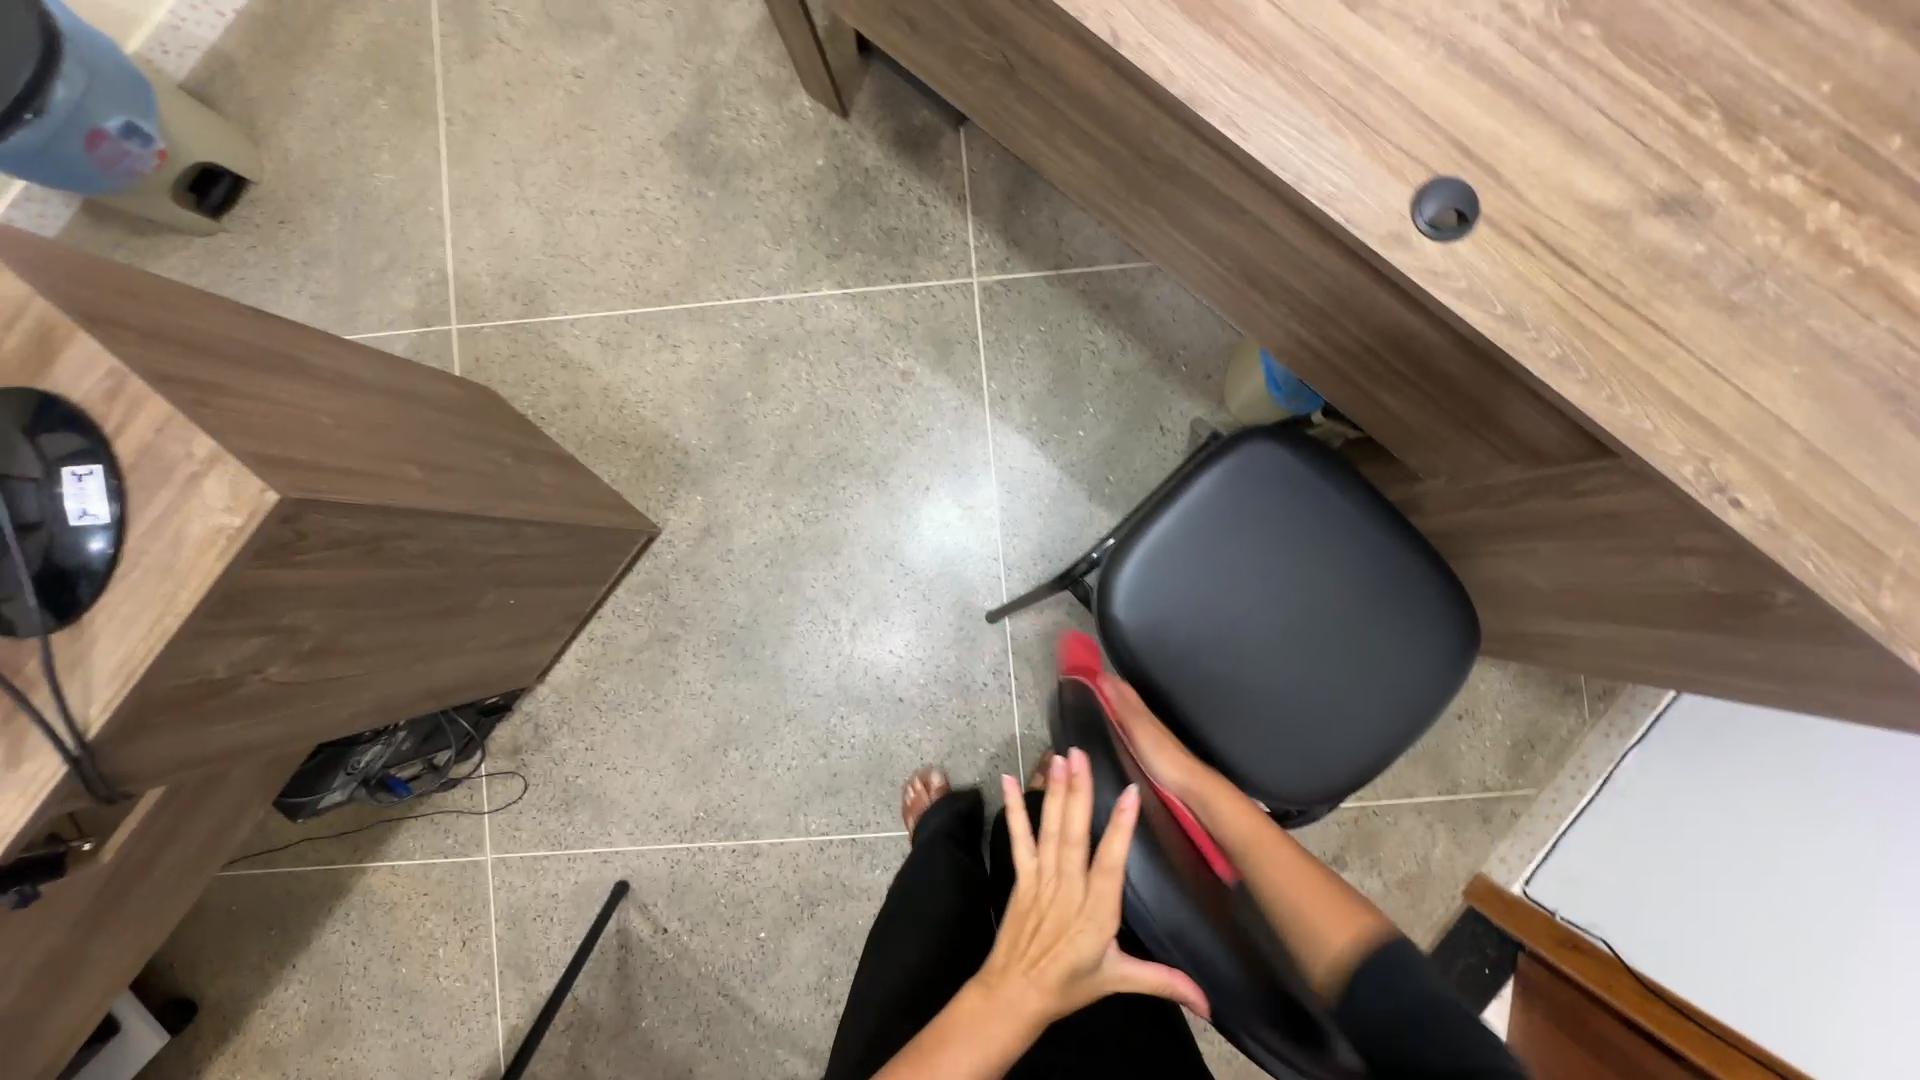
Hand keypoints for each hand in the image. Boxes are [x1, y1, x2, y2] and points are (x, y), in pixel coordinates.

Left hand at [969, 750, 1209, 1027]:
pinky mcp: (1021, 877)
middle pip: (1074, 834)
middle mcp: (1068, 888)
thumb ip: (1163, 982)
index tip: (1129, 791)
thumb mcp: (1118, 980)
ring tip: (1058, 757)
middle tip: (1080, 753)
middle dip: (1078, 791)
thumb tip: (1210, 1006)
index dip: (1120, 827)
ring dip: (1054, 791)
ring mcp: (1041, 879)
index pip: (1111, 862)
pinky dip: (1014, 809)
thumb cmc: (1069, 985)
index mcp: (1097, 911)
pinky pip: (1018, 839)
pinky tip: (1010, 780)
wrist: (1015, 995)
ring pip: (1050, 830)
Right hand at [1099, 674, 1231, 805]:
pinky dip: (1120, 723)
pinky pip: (1130, 729)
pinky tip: (1114, 728)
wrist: (1186, 782)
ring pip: (1128, 713)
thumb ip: (1122, 706)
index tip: (1090, 672)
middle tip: (1087, 684)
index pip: (1123, 689)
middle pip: (1126, 699)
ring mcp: (1149, 735)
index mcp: (1142, 712)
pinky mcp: (1149, 750)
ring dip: (1114, 705)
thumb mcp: (1138, 727)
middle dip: (1109, 690)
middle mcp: (1145, 719)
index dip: (1109, 680)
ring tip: (1096, 703)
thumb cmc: (1160, 754)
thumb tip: (1104, 678)